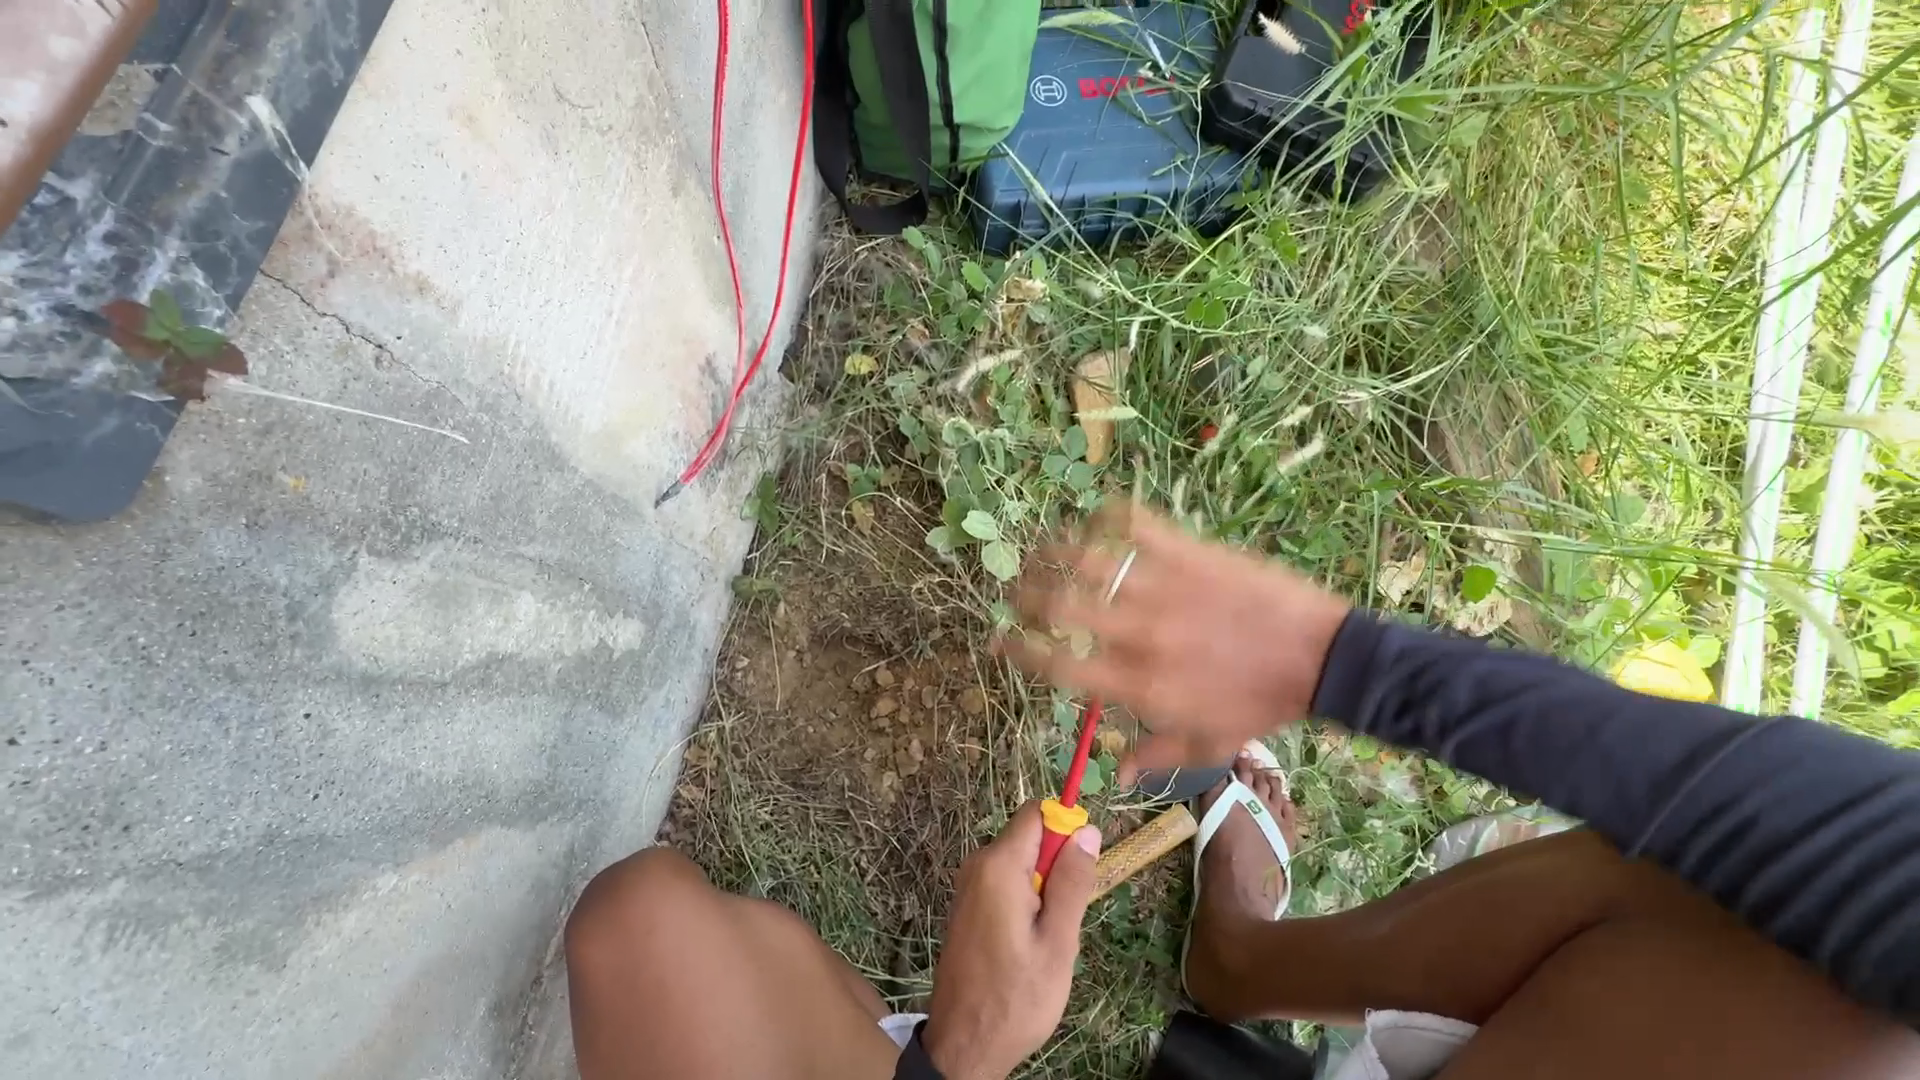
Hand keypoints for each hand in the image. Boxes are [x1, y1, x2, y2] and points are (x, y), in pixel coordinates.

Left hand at [922, 801, 1101, 1079]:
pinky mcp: (966, 905)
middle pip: (1029, 838)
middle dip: (1055, 866)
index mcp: (998, 865)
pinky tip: (1026, 945)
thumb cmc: (1016, 998)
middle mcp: (978, 864)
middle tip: (1063, 919)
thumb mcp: (1058, 942)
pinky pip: (1004, 883)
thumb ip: (1072, 882)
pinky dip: (1023, 902)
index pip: (1036, 813)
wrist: (963, 1045)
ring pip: (1019, 863)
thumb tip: (1087, 830)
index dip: (1065, 830)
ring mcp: (968, 885)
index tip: (1080, 871)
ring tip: (1045, 939)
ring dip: (1042, 888)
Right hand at [1001, 502, 1350, 784]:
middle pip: (1059, 607)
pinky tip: (1097, 517)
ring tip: (1038, 549)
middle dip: (1024, 596)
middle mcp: (1139, 632)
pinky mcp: (1187, 553)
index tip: (1000, 641)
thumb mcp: (1208, 743)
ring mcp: (1162, 587)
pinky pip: (1136, 523)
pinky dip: (1110, 516)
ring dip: (1052, 551)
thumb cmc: (1261, 704)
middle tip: (1013, 591)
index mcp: (1138, 682)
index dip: (1019, 650)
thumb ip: (1156, 755)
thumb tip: (1119, 774)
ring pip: (1086, 559)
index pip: (1059, 664)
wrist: (1320, 657)